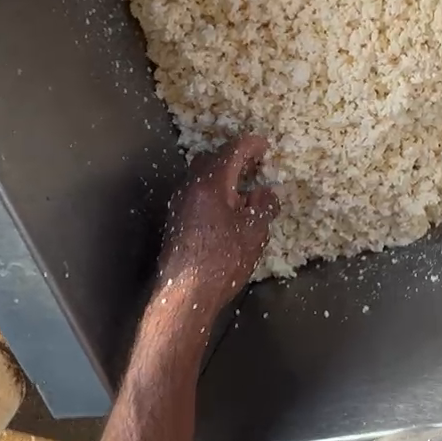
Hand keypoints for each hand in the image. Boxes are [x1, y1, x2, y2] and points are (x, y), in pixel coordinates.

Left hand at [154, 135, 279, 311]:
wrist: (185, 295)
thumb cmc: (223, 260)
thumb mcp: (254, 232)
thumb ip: (264, 205)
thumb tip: (265, 192)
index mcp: (212, 184)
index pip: (233, 151)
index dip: (252, 145)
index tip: (265, 145)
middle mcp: (190, 188)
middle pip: (212, 159)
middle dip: (235, 157)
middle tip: (256, 164)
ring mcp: (180, 204)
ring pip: (202, 177)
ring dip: (223, 176)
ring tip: (244, 189)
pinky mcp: (176, 221)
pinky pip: (197, 193)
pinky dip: (214, 191)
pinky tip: (228, 210)